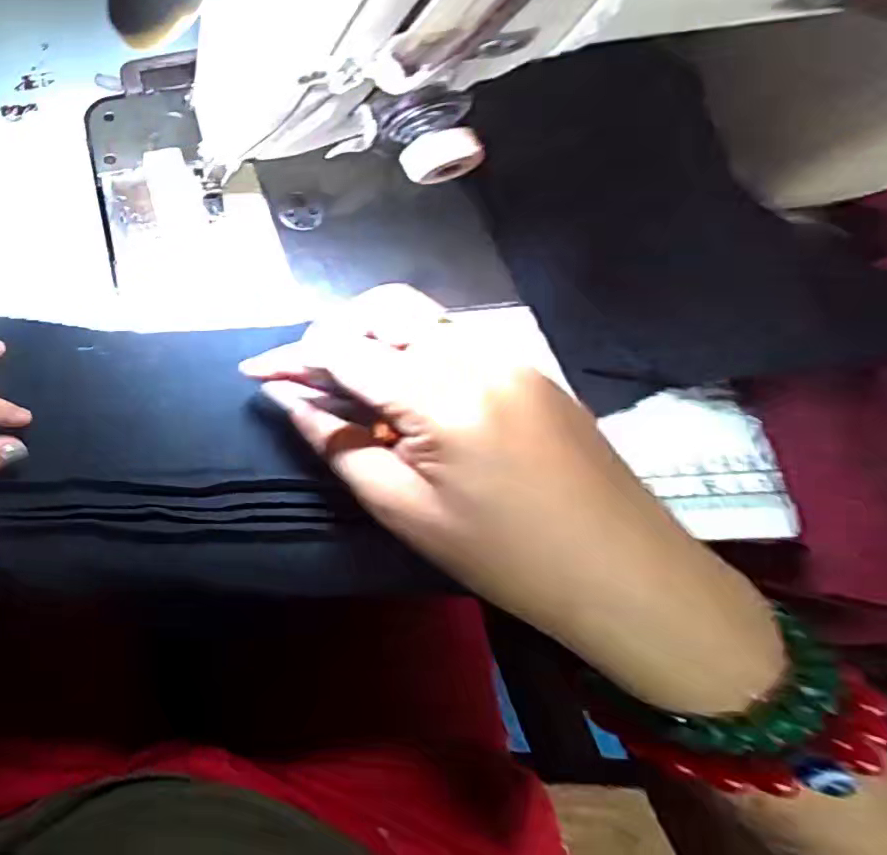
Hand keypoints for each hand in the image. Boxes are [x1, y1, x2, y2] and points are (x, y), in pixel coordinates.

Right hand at [241, 285, 784, 714]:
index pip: (343, 350)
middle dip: (331, 332)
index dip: (291, 358)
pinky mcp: (527, 367)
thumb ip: (335, 443)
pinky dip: (407, 349)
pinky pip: (449, 336)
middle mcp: (475, 356)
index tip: (255, 373)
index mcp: (440, 395)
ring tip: (345, 382)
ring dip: (368, 335)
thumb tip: (287, 398)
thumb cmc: (503, 556)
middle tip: (305, 376)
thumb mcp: (401, 508)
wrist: (631, 578)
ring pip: (416, 316)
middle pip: (380, 308)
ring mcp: (508, 356)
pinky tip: (401, 393)